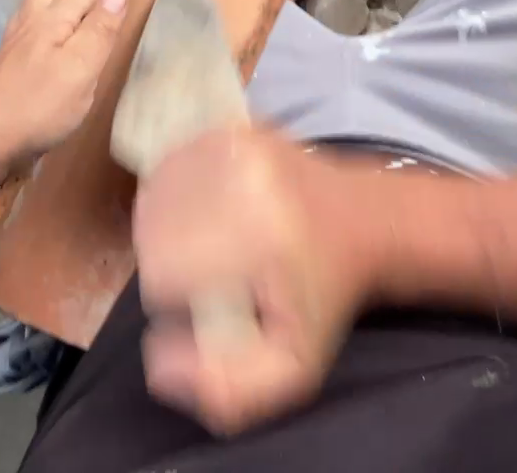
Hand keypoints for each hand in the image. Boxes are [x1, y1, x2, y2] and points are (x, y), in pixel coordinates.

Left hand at [0, 0, 127, 177]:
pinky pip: (28, 31)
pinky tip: (51, 51)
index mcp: (51, 22)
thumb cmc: (37, 107)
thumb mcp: (80, 71)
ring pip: (35, 9)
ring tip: (78, 20)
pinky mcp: (5, 68)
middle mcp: (29, 27)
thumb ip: (99, 31)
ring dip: (57, 4)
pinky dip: (45, 28)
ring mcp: (12, 47)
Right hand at [133, 128, 374, 435]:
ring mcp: (234, 144)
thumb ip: (225, 391)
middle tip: (205, 271)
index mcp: (254, 240)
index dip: (174, 297)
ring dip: (166, 223)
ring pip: (157, 192)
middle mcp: (241, 181)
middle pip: (154, 230)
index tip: (206, 298)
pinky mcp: (231, 125)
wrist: (362, 218)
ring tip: (206, 239)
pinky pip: (171, 160)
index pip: (161, 274)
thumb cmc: (323, 296)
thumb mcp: (291, 367)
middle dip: (167, 259)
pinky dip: (176, 187)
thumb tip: (158, 362)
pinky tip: (206, 206)